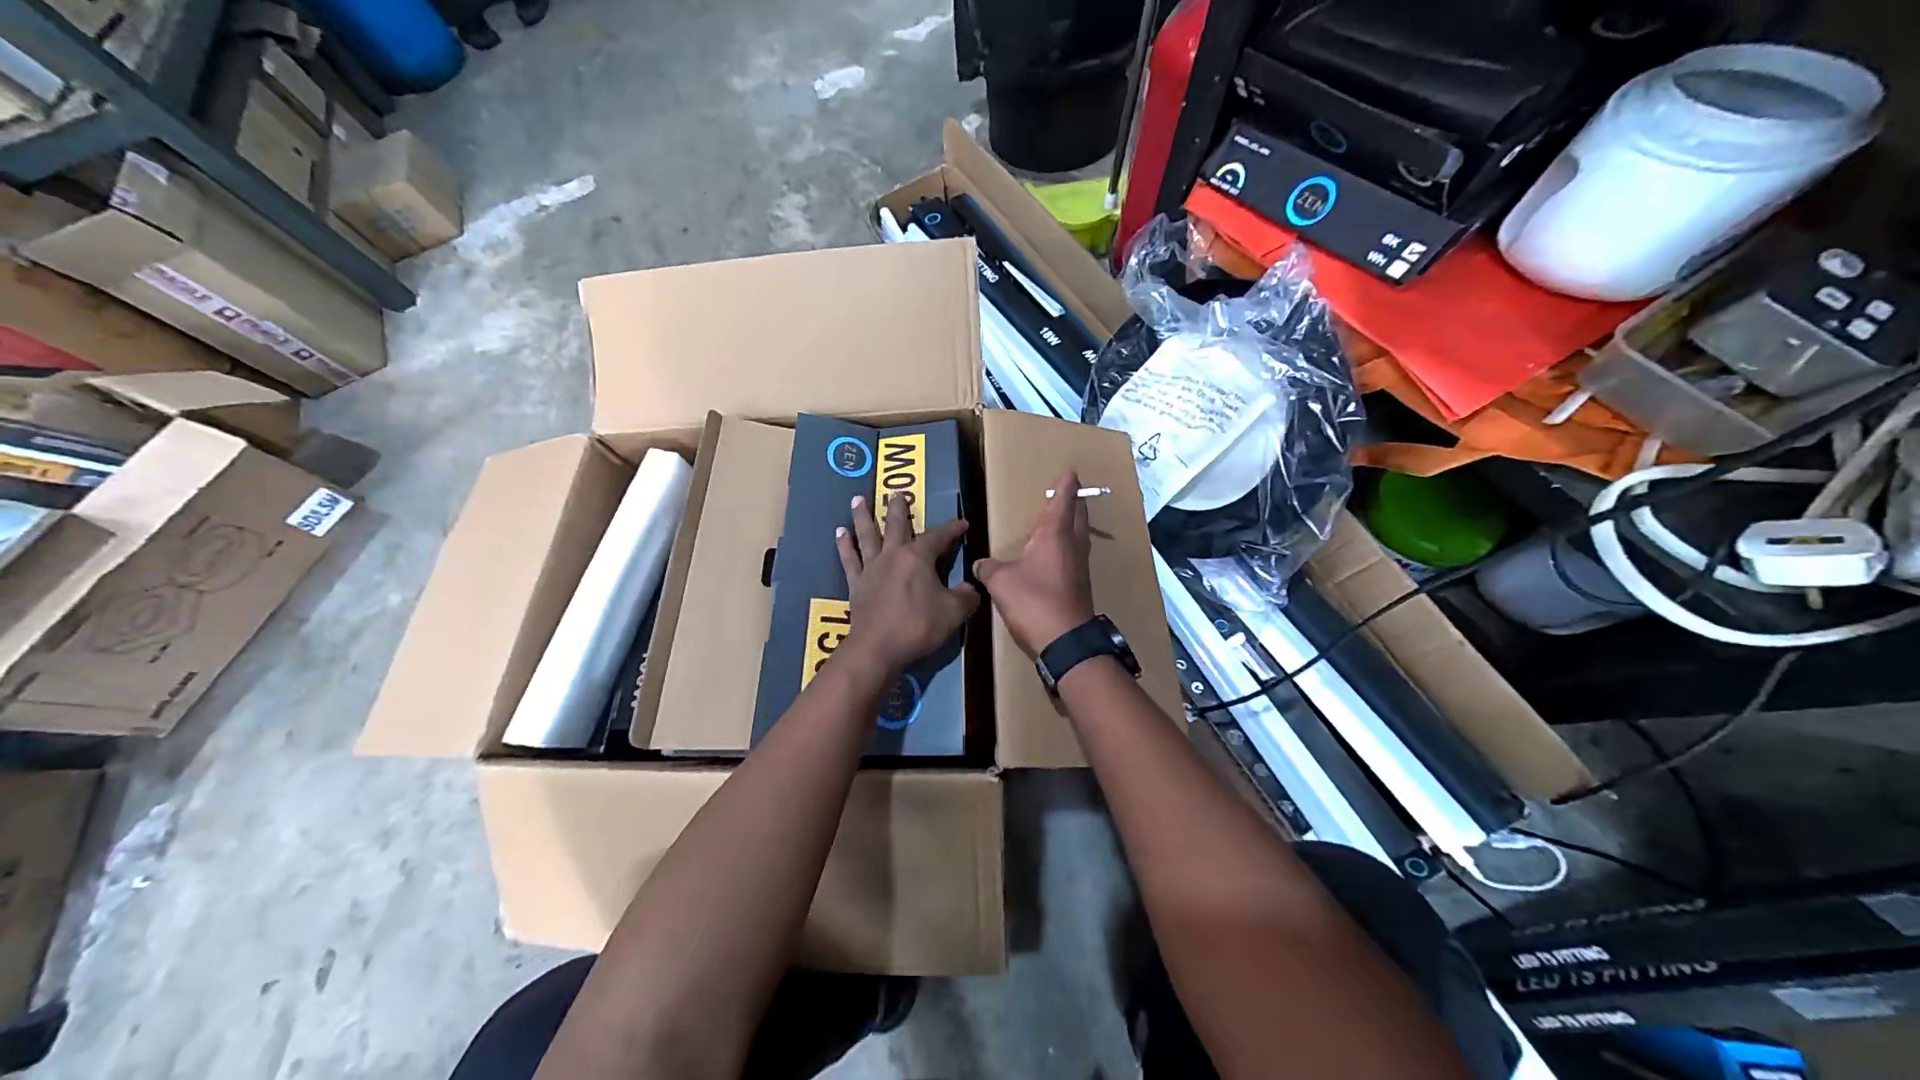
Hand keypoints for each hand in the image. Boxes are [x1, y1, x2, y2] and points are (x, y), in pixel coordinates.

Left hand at [834, 491, 979, 674]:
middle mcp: (893, 555)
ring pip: (867, 535)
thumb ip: (966, 597)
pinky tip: (839, 533)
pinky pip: (849, 559)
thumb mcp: (954, 612)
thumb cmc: (918, 626)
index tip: (962, 523)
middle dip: (899, 508)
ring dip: (863, 516)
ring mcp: (871, 568)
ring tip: (858, 499)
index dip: (952, 529)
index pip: (938, 537)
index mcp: (918, 557)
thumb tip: (972, 588)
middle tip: (897, 492)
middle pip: (896, 525)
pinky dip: (844, 546)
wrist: (878, 648)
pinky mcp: (856, 584)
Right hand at [974, 469, 1095, 657]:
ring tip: (1062, 519)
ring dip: (1073, 524)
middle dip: (1073, 501)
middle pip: (1077, 516)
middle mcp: (1072, 546)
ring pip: (1079, 536)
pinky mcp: (1080, 586)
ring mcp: (1079, 567)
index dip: (1065, 486)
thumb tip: (979, 564)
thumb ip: (988, 569)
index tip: (1070, 472)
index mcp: (1055, 536)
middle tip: (1068, 491)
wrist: (1066, 642)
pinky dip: (1068, 546)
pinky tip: (1056, 555)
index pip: (1062, 502)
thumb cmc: (1034, 602)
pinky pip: (1075, 556)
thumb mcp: (1001, 583)